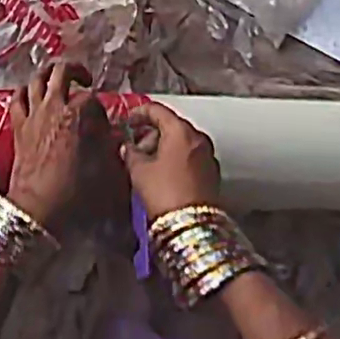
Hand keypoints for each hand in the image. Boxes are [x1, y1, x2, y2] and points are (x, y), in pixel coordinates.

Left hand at [6, 62, 104, 228]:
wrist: (36, 211)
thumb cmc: (73, 193)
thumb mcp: (103, 170)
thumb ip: (110, 148)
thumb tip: (116, 137)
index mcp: (78, 115)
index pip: (92, 98)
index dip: (100, 107)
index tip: (103, 122)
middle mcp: (54, 107)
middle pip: (62, 71)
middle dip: (76, 70)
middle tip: (85, 79)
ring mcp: (33, 114)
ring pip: (38, 78)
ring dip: (49, 74)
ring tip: (58, 79)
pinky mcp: (18, 126)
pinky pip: (17, 98)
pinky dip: (25, 91)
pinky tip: (31, 94)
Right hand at [120, 102, 220, 217]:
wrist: (192, 229)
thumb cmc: (164, 193)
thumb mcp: (139, 171)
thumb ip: (130, 153)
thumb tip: (127, 147)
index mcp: (180, 130)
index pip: (157, 110)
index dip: (139, 113)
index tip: (127, 121)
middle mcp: (198, 137)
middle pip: (171, 124)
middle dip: (151, 132)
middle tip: (135, 146)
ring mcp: (208, 155)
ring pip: (182, 141)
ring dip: (164, 146)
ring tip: (146, 162)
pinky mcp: (212, 173)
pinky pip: (191, 155)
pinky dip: (176, 157)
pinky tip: (164, 172)